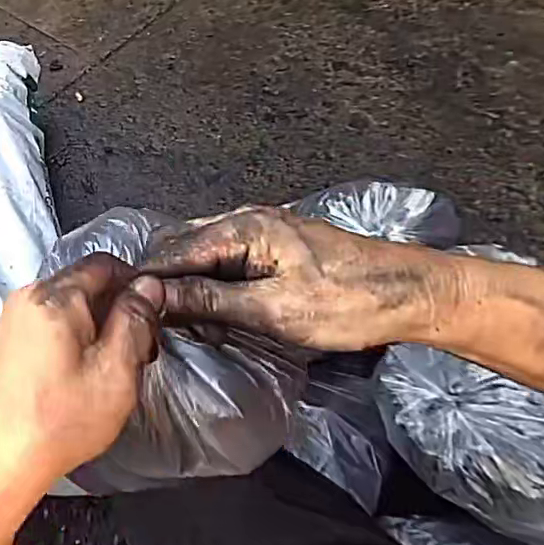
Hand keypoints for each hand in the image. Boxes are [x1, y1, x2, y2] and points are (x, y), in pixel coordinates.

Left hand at [0, 254, 163, 518]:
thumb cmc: (51, 424)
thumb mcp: (115, 372)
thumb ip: (135, 321)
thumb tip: (147, 288)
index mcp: (54, 297)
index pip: (105, 263)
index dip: (137, 283)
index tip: (153, 310)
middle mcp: (29, 299)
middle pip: (86, 283)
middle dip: (118, 309)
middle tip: (138, 348)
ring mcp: (16, 320)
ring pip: (70, 305)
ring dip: (98, 327)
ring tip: (111, 369)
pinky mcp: (11, 341)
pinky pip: (52, 324)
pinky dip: (75, 340)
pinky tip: (84, 375)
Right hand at [140, 207, 463, 351]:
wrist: (413, 293)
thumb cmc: (349, 303)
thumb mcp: (274, 310)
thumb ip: (210, 300)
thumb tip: (158, 295)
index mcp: (244, 227)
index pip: (173, 252)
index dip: (149, 283)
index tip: (131, 313)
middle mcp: (245, 219)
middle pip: (181, 247)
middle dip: (167, 285)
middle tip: (165, 325)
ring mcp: (258, 229)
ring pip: (200, 254)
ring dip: (190, 288)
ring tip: (195, 325)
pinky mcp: (271, 245)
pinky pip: (223, 259)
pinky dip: (212, 285)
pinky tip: (218, 313)